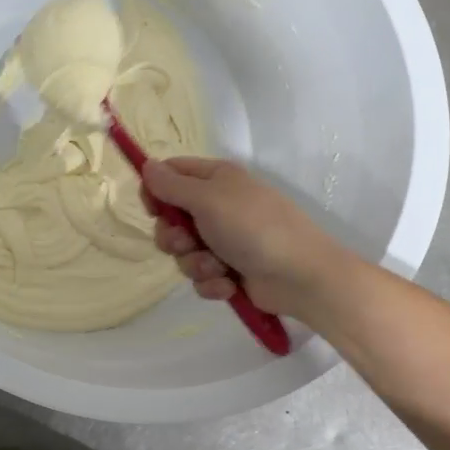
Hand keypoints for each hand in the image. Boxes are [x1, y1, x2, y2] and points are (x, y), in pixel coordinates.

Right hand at [141, 157, 355, 321]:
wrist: (302, 277)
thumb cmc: (254, 228)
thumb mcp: (208, 199)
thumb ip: (171, 185)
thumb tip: (146, 165)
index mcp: (216, 180)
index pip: (171, 174)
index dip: (155, 191)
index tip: (152, 209)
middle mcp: (217, 206)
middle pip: (170, 218)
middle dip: (172, 236)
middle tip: (185, 242)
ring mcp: (224, 240)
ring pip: (183, 251)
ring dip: (194, 263)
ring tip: (217, 267)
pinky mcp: (228, 271)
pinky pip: (200, 276)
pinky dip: (210, 282)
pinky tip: (228, 284)